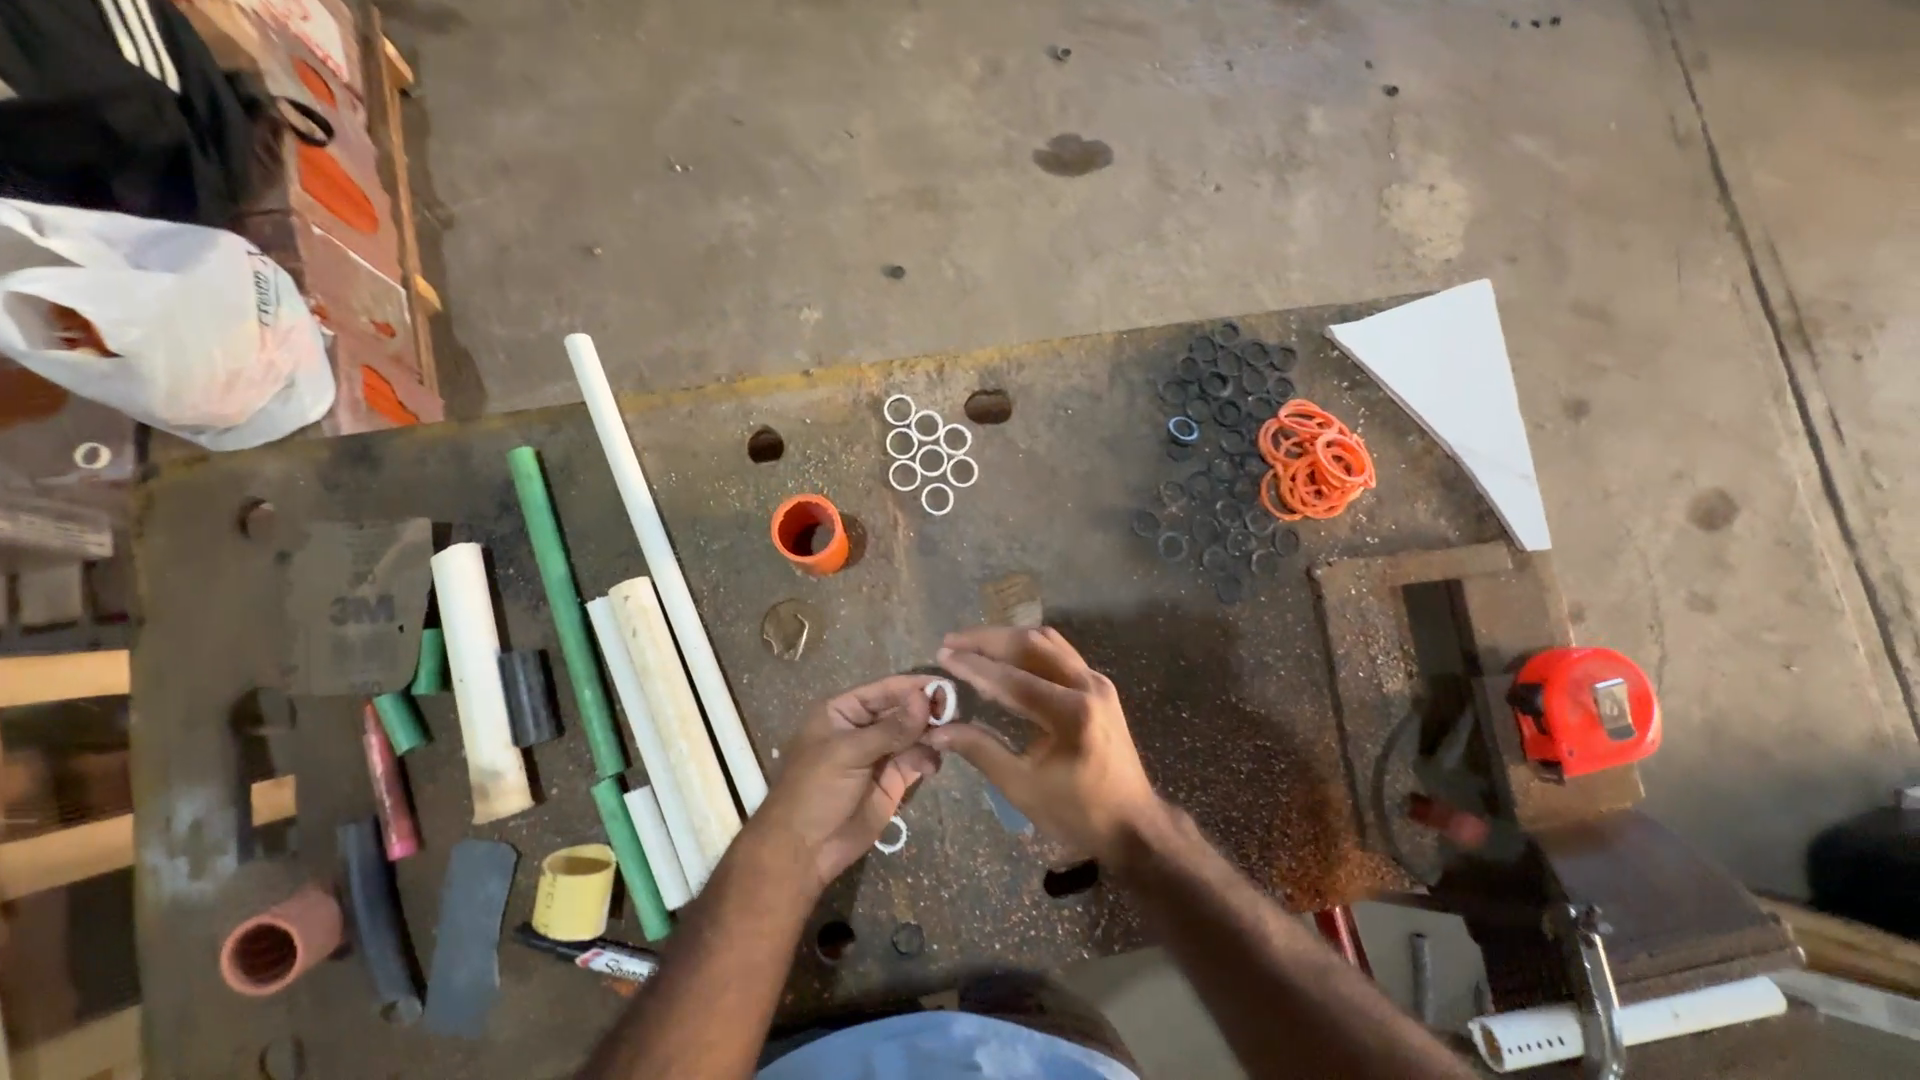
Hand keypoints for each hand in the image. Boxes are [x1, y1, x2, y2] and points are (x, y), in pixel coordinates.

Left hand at [744, 674, 942, 893]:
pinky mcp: (892, 781)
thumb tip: (925, 698)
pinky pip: (916, 760)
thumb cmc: (815, 790)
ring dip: (931, 734)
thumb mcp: (848, 753)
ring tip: (946, 739)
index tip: (946, 684)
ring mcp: (879, 755)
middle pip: (902, 711)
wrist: (804, 850)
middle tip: (955, 712)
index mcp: (842, 711)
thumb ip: (890, 728)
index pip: (884, 690)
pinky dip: (928, 758)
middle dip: (927, 711)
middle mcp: (863, 728)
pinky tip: (932, 765)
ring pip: (913, 735)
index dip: (913, 687)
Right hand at [927, 627, 1164, 863]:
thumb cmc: (1077, 812)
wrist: (1132, 823)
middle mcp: (1088, 687)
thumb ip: (980, 750)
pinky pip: (1061, 653)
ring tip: (973, 644)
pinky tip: (1007, 655)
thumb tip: (937, 730)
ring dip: (1008, 638)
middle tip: (952, 641)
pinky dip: (1030, 648)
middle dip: (988, 640)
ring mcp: (1098, 683)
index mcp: (1071, 714)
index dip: (973, 666)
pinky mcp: (1100, 686)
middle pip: (1031, 644)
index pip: (1012, 679)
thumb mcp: (1022, 787)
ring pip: (1048, 642)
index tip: (942, 656)